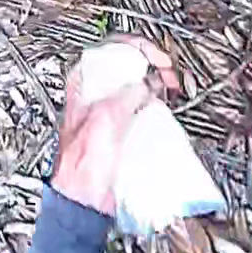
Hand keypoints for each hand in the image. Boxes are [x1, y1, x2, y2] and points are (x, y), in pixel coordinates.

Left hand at [50, 35, 178, 215]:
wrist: (83, 204)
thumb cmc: (82, 165)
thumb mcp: (107, 119)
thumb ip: (127, 95)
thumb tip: (148, 83)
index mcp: (85, 82)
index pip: (114, 48)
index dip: (139, 48)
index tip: (158, 59)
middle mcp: (96, 93)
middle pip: (128, 65)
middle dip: (152, 66)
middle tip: (168, 75)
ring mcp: (109, 112)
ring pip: (136, 86)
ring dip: (155, 85)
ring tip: (169, 90)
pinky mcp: (120, 131)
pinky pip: (140, 110)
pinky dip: (154, 106)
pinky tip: (162, 110)